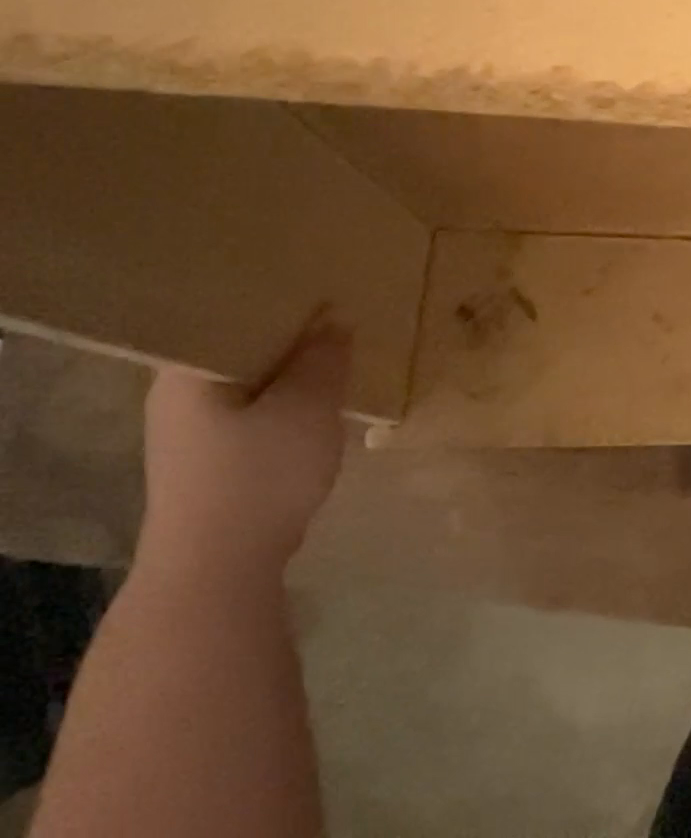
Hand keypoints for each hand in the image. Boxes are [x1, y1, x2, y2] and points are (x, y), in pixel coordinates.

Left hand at [139, 317, 353, 581]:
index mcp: (187, 371)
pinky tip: (322, 411)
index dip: (281, 301)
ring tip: (343, 363)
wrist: (221, 562)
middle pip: (243, 349)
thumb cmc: (261, 474)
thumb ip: (324, 360)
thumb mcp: (308, 408)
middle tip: (347, 323)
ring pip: (253, 384)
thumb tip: (335, 320)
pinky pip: (256, 413)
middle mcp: (178, 394)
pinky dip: (289, 405)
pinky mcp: (212, 460)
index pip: (231, 315)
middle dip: (295, 338)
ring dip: (296, 375)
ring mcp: (191, 430)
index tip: (328, 292)